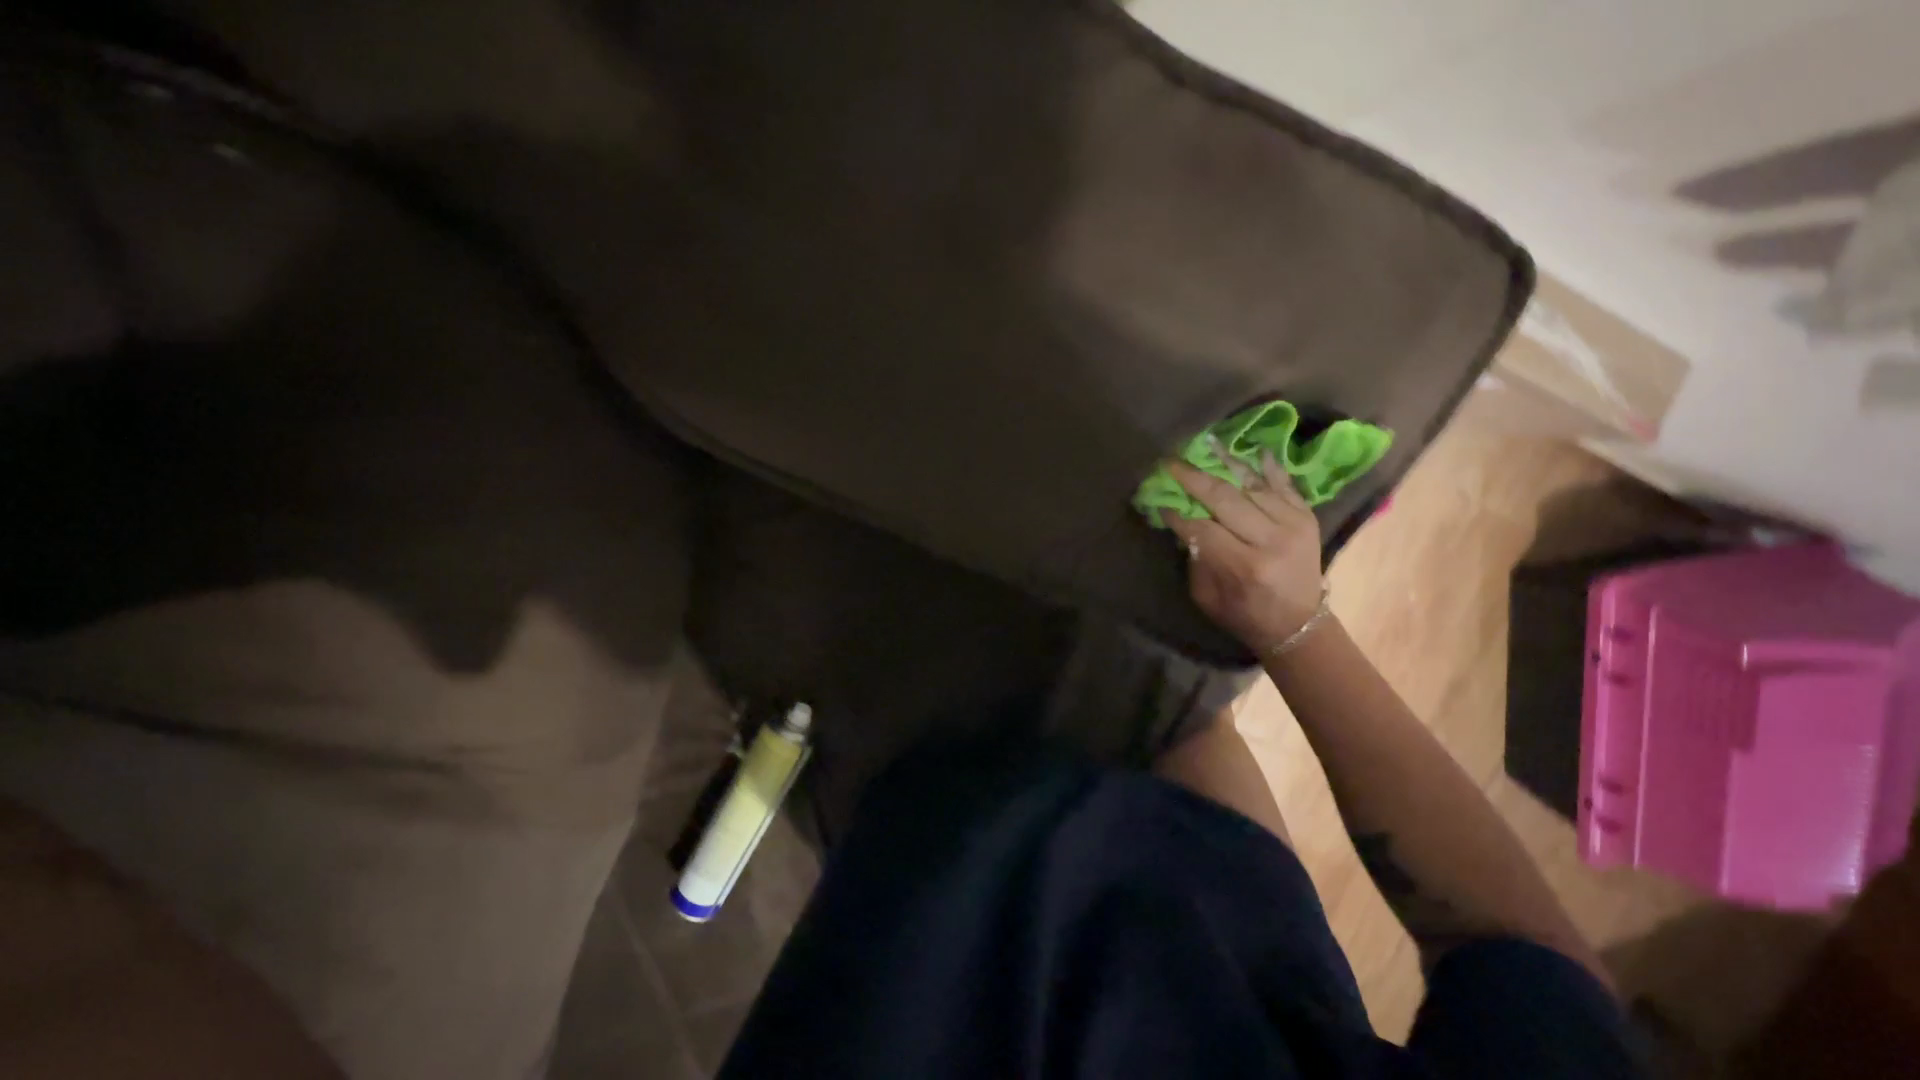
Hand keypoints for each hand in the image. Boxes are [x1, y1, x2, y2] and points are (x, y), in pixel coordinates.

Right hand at [1163, 455, 1325, 651]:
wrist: (1300, 625)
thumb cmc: (1246, 615)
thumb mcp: (1208, 597)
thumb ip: (1195, 560)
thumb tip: (1183, 523)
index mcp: (1245, 566)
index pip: (1203, 528)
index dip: (1178, 514)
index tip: (1160, 501)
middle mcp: (1271, 540)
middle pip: (1225, 498)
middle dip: (1194, 479)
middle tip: (1171, 464)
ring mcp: (1293, 525)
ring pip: (1252, 485)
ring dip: (1226, 463)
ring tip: (1206, 445)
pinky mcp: (1306, 518)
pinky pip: (1284, 484)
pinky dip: (1268, 466)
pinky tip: (1253, 449)